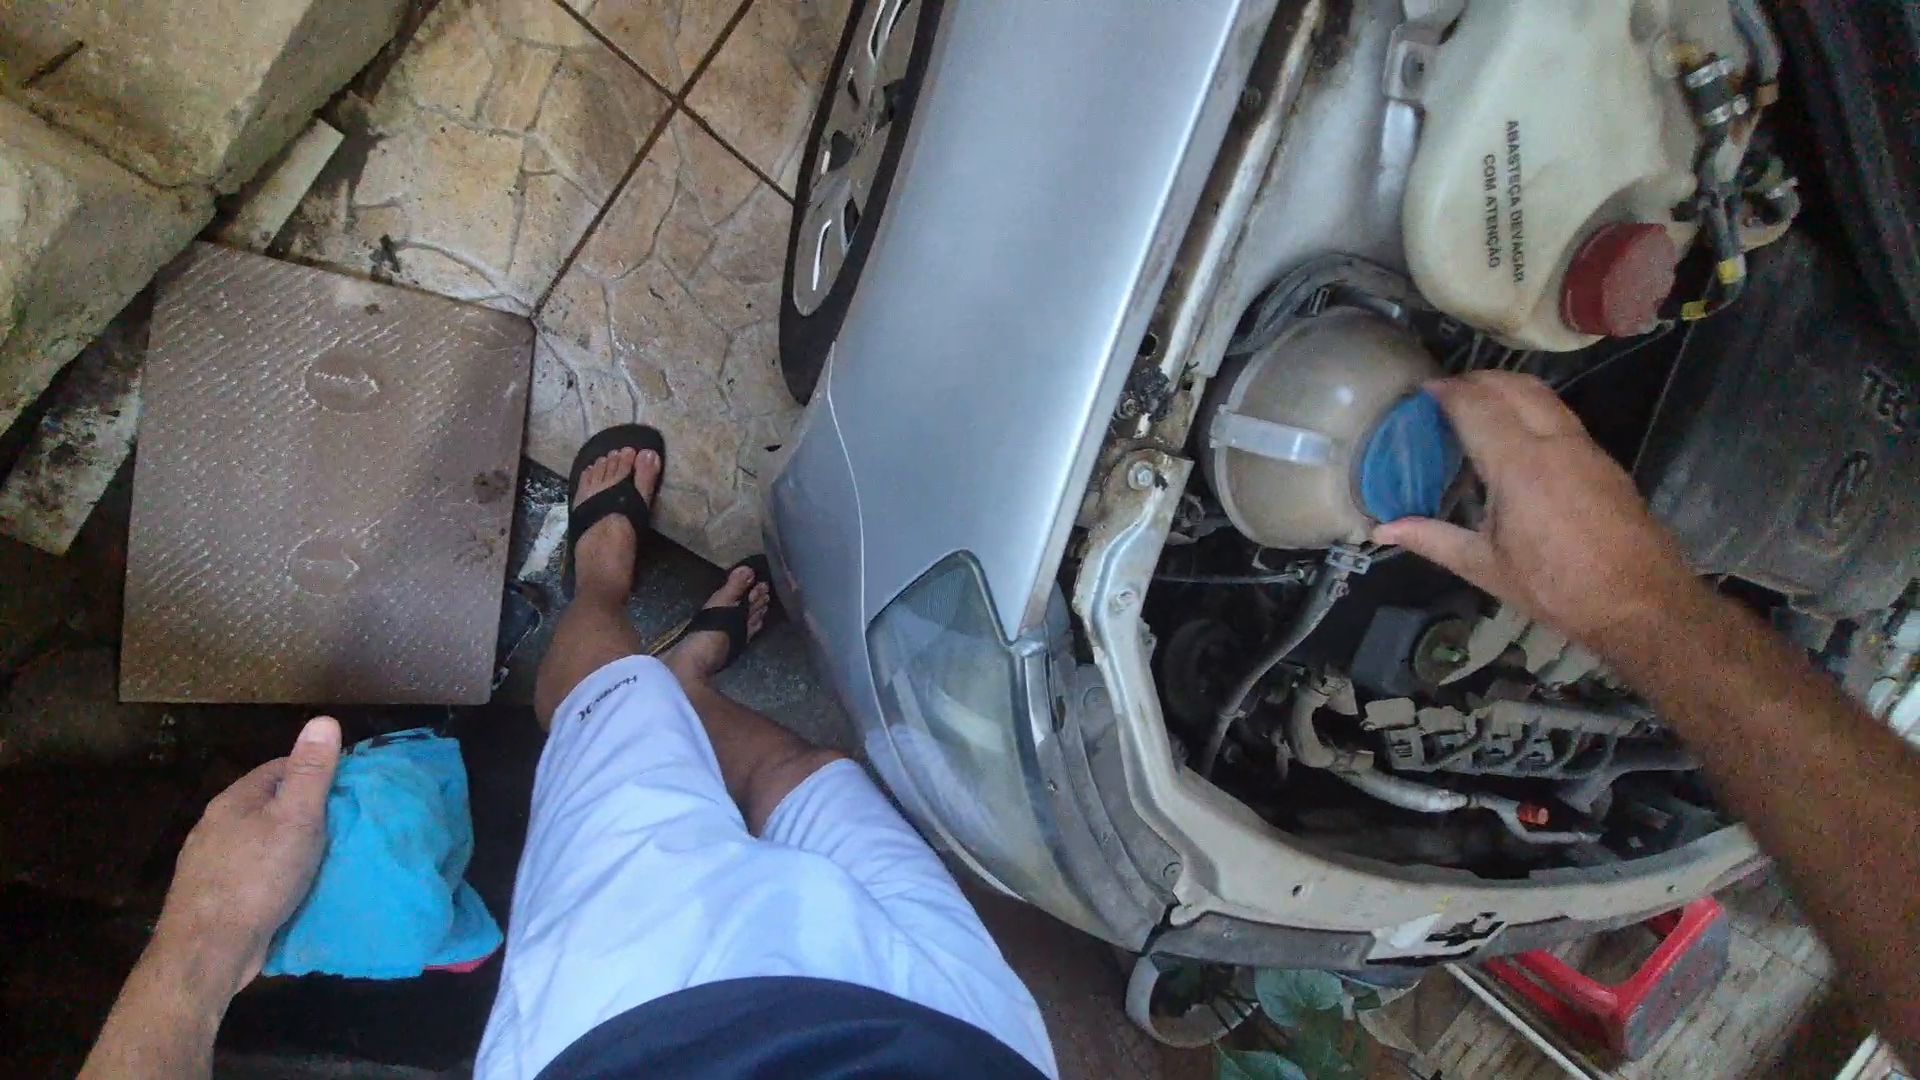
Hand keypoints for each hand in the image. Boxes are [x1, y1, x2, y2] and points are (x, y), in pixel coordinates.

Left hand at [148, 717, 341, 995]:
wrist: (208, 952)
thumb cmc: (259, 876)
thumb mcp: (298, 817)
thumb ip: (312, 771)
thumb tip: (323, 720)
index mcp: (234, 801)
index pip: (282, 767)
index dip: (319, 772)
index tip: (350, 788)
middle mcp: (214, 826)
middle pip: (271, 802)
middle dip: (307, 807)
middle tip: (344, 820)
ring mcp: (209, 862)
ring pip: (262, 835)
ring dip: (291, 838)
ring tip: (326, 849)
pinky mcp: (213, 893)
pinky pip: (253, 866)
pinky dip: (276, 866)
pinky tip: (294, 880)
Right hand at [1372, 371, 1700, 646]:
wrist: (1642, 604)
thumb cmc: (1554, 586)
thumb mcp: (1482, 566)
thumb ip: (1430, 538)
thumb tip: (1381, 531)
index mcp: (1520, 467)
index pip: (1479, 409)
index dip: (1449, 393)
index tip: (1423, 388)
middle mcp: (1556, 447)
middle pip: (1517, 389)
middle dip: (1479, 380)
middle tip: (1446, 389)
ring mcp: (1586, 451)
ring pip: (1545, 398)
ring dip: (1508, 388)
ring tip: (1477, 401)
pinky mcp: (1604, 463)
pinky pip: (1561, 417)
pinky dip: (1530, 408)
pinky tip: (1512, 433)